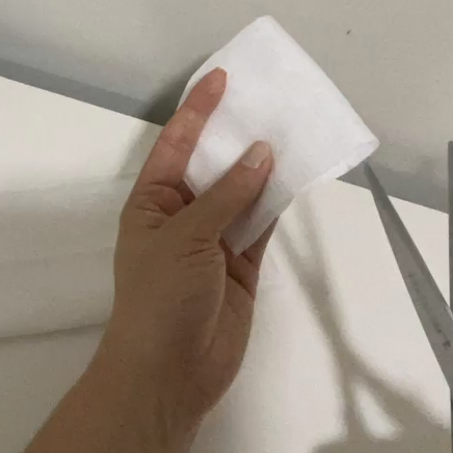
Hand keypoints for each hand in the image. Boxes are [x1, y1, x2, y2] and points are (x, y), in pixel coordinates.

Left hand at [97, 67, 275, 426]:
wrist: (170, 374)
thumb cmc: (160, 295)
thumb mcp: (187, 236)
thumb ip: (228, 194)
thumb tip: (262, 152)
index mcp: (154, 200)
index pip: (177, 143)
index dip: (198, 110)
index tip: (222, 78)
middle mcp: (184, 212)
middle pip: (214, 163)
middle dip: (237, 133)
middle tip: (266, 98)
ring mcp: (215, 237)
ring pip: (243, 190)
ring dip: (263, 165)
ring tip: (290, 127)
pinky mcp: (242, 262)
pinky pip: (262, 222)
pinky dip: (278, 200)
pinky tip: (297, 173)